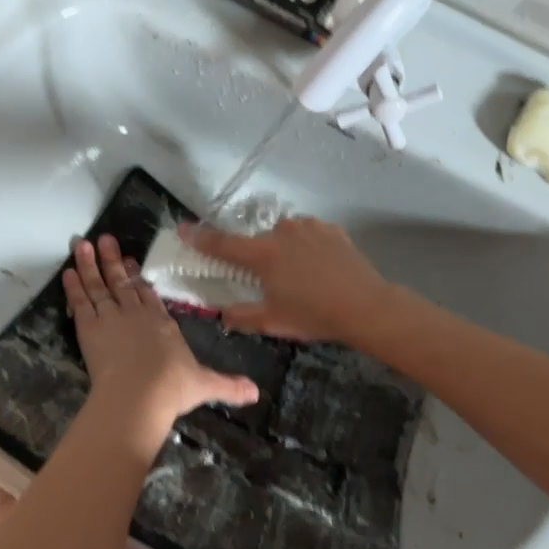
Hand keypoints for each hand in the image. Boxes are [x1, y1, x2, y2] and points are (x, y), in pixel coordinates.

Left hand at [63, 234, 257, 449]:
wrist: (140, 394)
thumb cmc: (172, 388)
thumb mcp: (205, 385)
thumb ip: (228, 386)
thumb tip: (256, 393)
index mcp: (162, 324)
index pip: (148, 296)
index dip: (139, 279)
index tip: (132, 261)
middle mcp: (136, 314)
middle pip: (122, 283)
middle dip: (113, 261)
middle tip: (105, 240)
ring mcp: (111, 318)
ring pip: (99, 286)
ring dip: (90, 265)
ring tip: (80, 244)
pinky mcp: (89, 327)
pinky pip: (80, 301)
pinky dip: (73, 286)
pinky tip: (68, 271)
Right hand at [183, 217, 392, 341]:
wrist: (365, 306)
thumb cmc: (313, 314)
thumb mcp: (272, 321)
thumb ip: (241, 316)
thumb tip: (222, 314)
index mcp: (262, 254)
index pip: (222, 244)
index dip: (200, 238)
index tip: (183, 228)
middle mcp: (281, 232)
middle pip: (258, 243)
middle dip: (259, 259)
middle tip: (272, 283)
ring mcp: (309, 227)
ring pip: (285, 236)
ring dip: (284, 251)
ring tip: (300, 277)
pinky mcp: (331, 230)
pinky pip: (309, 235)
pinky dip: (308, 247)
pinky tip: (319, 267)